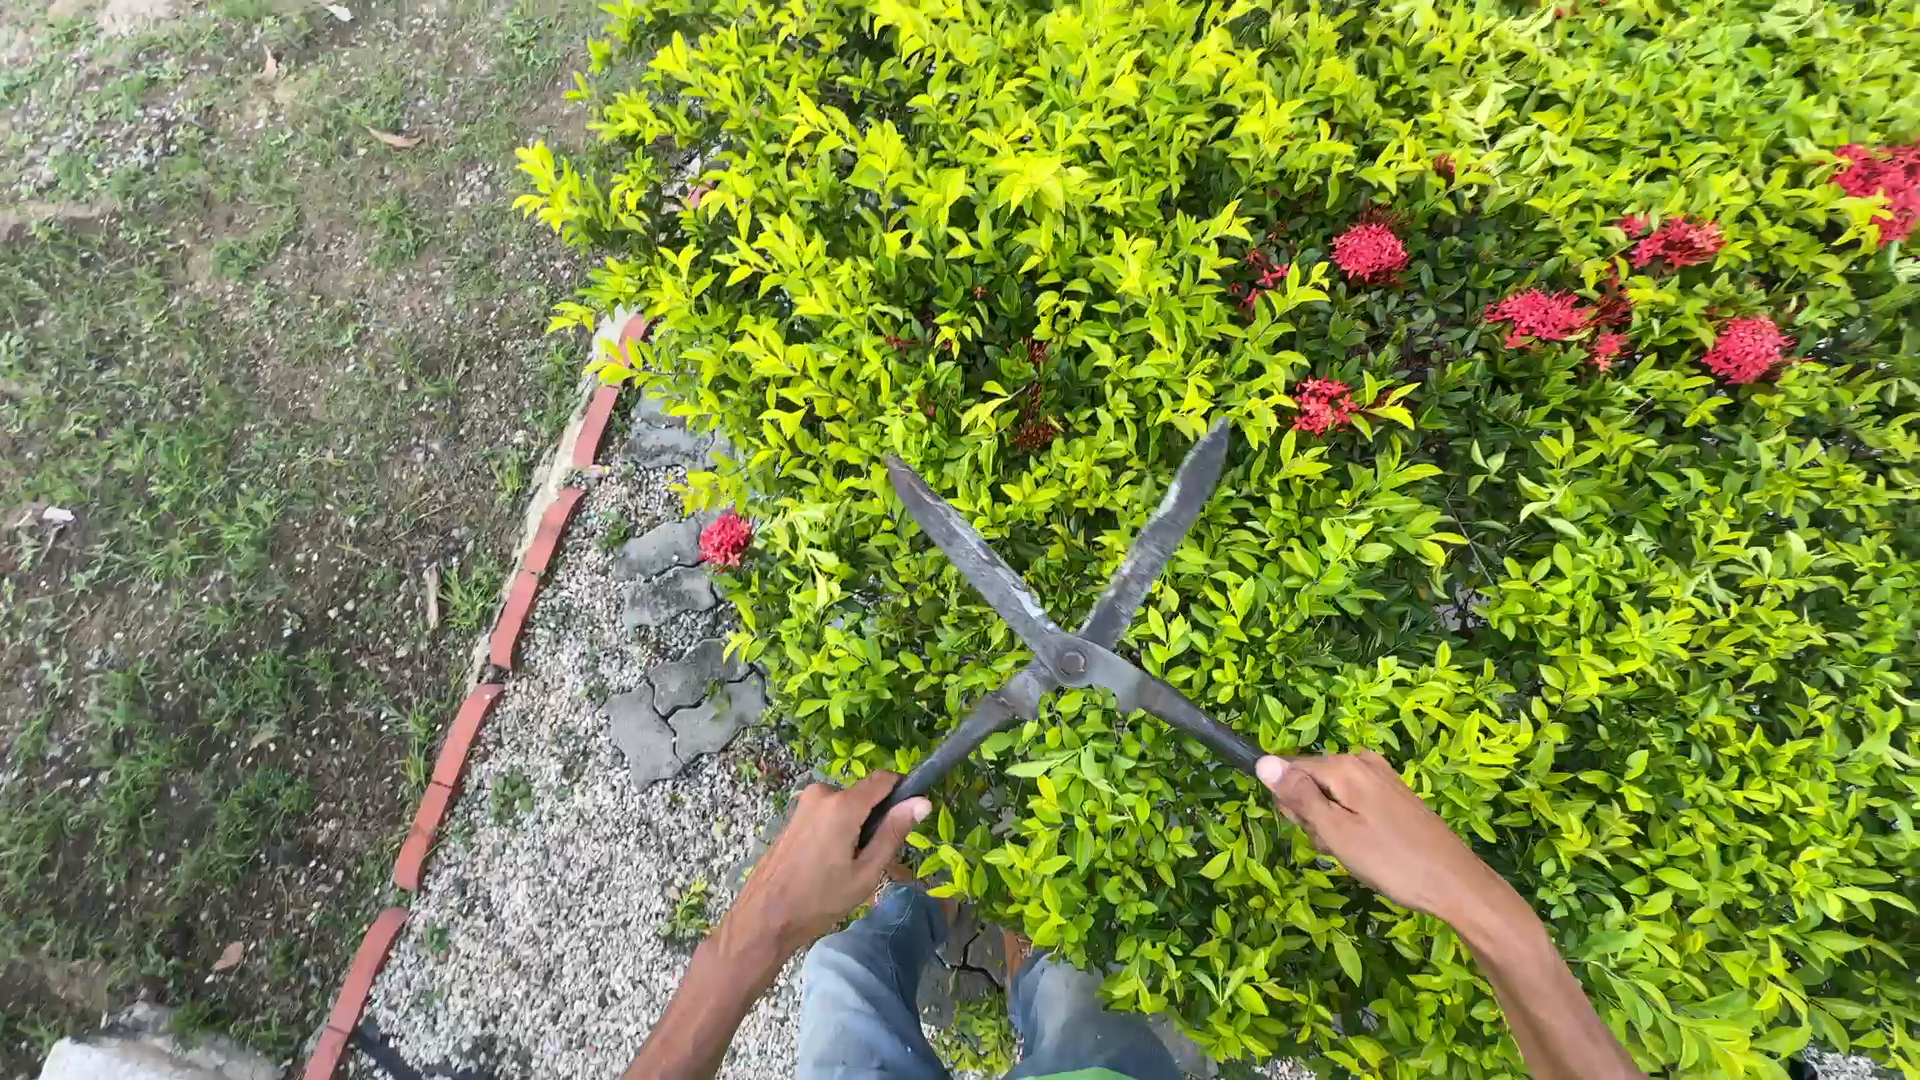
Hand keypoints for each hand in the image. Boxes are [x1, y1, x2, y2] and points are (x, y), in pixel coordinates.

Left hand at [716, 771, 930, 958]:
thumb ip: (894, 833)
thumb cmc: (819, 899)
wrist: (764, 918)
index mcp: (842, 804)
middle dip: (875, 817)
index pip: (883, 779)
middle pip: (864, 794)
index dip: (902, 791)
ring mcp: (805, 803)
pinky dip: (837, 829)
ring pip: (846, 805)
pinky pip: (828, 812)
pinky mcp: (795, 815)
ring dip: (855, 825)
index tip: (908, 817)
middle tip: (873, 858)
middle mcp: (822, 793)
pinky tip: (828, 862)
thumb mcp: (866, 872)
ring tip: (848, 865)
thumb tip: (923, 802)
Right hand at [1256, 752, 1525, 933]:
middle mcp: (1361, 761)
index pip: (1289, 770)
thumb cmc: (1392, 862)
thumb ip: (1298, 796)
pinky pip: (1353, 799)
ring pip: (1331, 793)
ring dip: (1332, 822)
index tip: (1311, 832)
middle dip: (1313, 813)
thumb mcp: (1336, 833)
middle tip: (1336, 845)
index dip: (1291, 804)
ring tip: (1355, 851)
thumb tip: (1261, 761)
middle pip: (1310, 780)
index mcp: (1343, 766)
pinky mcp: (1394, 792)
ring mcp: (1380, 775)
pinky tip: (1368, 847)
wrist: (1459, 887)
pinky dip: (1352, 822)